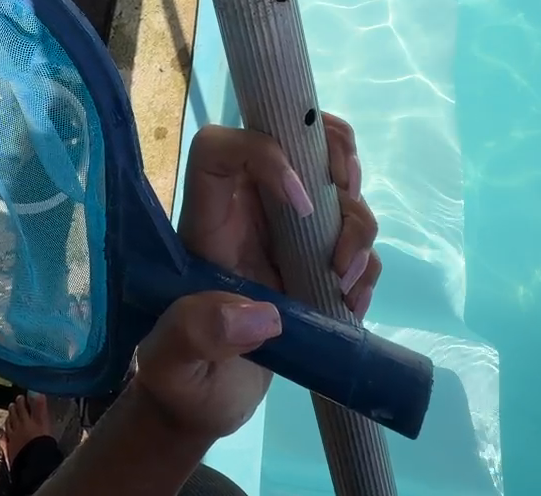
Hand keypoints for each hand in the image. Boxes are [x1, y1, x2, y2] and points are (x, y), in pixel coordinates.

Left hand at [131, 114, 381, 441]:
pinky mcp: (313, 261)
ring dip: (357, 221)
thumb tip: (262, 313)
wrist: (207, 400)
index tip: (300, 202)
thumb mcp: (172, 361)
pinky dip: (367, 260)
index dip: (260, 151)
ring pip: (332, 186)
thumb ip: (196, 332)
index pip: (217, 147)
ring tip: (347, 280)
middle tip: (348, 194)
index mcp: (207, 220)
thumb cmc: (178, 374)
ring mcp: (284, 234)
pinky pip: (352, 237)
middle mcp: (247, 212)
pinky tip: (353, 300)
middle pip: (290, 140)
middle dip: (332, 154)